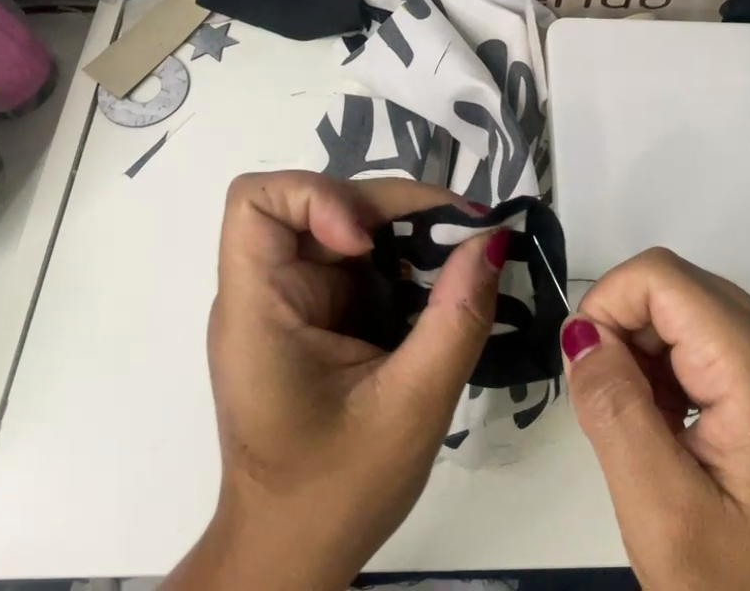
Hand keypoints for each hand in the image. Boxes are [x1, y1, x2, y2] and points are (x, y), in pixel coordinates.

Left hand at [166, 172, 507, 590]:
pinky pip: (359, 266)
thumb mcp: (412, 407)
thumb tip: (491, 240)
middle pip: (316, 205)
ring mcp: (291, 304)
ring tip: (467, 257)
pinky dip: (404, 267)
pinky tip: (445, 289)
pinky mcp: (316, 318)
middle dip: (391, 210)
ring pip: (345, 230)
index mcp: (258, 310)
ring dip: (405, 235)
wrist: (296, 551)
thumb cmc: (337, 491)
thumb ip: (455, 320)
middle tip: (466, 233)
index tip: (369, 243)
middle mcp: (265, 293)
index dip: (317, 197)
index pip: (259, 202)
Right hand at [563, 248, 749, 590]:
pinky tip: (673, 437)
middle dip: (627, 333)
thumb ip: (614, 409)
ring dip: (649, 356)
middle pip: (681, 289)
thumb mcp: (662, 514)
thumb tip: (581, 330)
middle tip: (614, 413)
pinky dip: (677, 375)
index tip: (588, 376)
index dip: (607, 306)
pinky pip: (719, 349)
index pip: (662, 277)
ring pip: (696, 315)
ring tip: (646, 434)